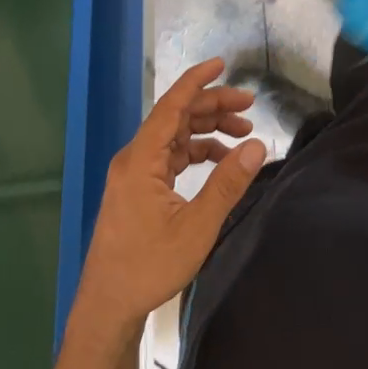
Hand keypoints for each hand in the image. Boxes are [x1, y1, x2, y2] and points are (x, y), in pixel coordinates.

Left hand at [74, 59, 268, 325]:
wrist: (108, 306)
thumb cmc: (149, 266)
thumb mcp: (197, 226)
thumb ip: (227, 183)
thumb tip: (258, 145)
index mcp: (142, 160)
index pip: (172, 105)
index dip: (197, 80)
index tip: (222, 62)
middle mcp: (134, 159)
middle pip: (176, 117)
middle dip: (213, 106)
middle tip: (250, 106)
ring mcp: (134, 175)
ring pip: (174, 136)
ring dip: (207, 129)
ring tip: (242, 132)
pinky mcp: (137, 190)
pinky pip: (170, 156)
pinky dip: (196, 151)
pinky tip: (220, 160)